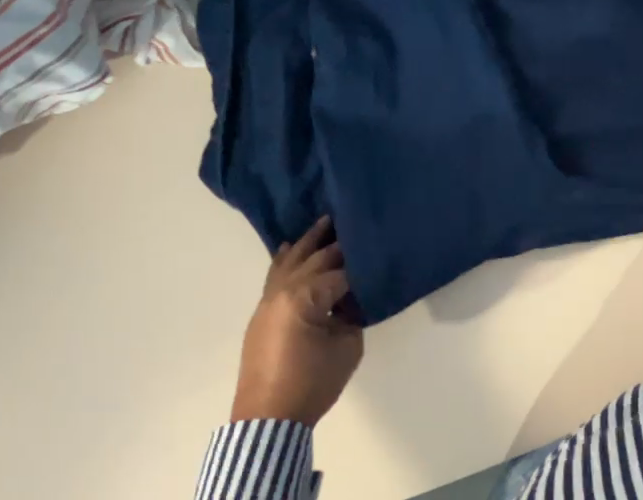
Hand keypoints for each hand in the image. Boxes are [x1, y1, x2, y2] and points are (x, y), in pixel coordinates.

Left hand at [230, 216, 363, 425]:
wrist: (269, 420)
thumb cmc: (312, 383)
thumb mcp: (348, 345)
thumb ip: (352, 313)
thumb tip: (351, 298)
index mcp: (305, 296)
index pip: (341, 271)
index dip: (362, 265)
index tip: (380, 254)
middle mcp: (283, 291)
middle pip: (315, 259)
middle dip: (337, 244)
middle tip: (358, 225)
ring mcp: (268, 302)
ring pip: (290, 261)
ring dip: (308, 242)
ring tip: (325, 221)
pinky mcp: (261, 315)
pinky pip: (274, 276)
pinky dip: (285, 259)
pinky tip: (290, 247)